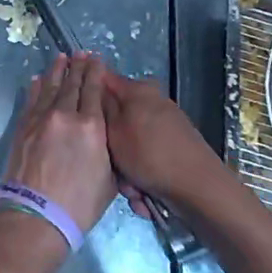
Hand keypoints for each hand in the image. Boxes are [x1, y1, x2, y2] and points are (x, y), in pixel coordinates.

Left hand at [1, 53, 118, 236]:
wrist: (37, 217)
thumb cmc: (79, 205)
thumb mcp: (109, 179)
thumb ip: (107, 151)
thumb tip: (102, 138)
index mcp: (92, 126)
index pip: (94, 90)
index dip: (96, 72)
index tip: (97, 59)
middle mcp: (66, 115)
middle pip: (73, 84)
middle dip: (78, 66)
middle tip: (81, 52)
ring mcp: (41, 119)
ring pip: (50, 87)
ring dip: (57, 71)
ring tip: (61, 57)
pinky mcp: (23, 128)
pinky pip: (32, 100)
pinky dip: (36, 88)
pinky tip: (37, 79)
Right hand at [100, 73, 224, 210]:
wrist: (196, 187)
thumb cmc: (149, 155)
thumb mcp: (113, 131)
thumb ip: (100, 108)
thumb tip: (93, 89)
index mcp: (138, 90)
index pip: (103, 79)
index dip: (87, 93)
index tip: (75, 114)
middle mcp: (152, 103)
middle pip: (117, 121)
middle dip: (111, 148)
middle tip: (114, 167)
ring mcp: (164, 126)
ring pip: (130, 147)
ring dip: (127, 170)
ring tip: (134, 187)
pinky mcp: (172, 148)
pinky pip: (146, 161)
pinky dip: (143, 178)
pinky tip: (147, 193)